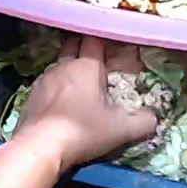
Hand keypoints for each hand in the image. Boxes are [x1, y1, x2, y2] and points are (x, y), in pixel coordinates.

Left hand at [13, 36, 159, 169]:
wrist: (40, 148)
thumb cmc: (83, 131)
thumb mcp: (121, 130)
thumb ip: (143, 122)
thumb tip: (155, 119)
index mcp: (86, 65)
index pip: (95, 40)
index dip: (105, 41)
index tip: (114, 48)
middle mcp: (63, 66)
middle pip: (73, 46)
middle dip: (85, 50)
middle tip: (97, 63)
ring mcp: (43, 80)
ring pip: (59, 66)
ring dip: (69, 71)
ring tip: (79, 86)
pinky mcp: (30, 97)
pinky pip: (46, 85)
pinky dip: (55, 89)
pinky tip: (60, 104)